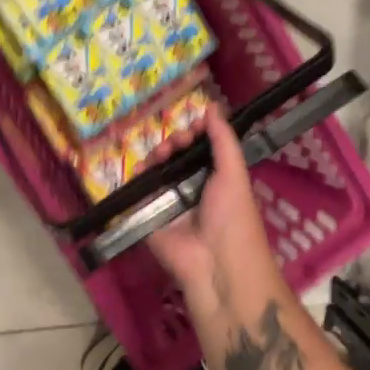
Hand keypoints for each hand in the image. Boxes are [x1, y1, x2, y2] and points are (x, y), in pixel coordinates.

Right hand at [143, 104, 278, 311]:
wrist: (216, 263)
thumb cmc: (232, 216)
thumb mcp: (233, 173)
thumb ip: (223, 140)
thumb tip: (212, 105)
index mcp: (214, 177)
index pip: (198, 147)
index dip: (193, 133)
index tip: (192, 126)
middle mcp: (190, 187)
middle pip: (174, 155)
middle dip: (173, 142)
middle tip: (176, 143)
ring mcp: (168, 201)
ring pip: (155, 168)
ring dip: (155, 155)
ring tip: (160, 156)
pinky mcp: (148, 215)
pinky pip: (137, 191)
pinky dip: (135, 177)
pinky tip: (139, 168)